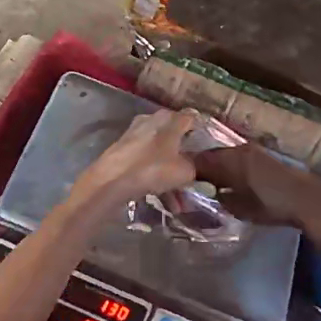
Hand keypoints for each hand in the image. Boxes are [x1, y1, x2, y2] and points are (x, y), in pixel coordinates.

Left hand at [73, 110, 198, 206]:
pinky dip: (154, 177)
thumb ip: (195, 165)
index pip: (192, 119)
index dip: (202, 133)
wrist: (110, 181)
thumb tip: (194, 165)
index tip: (210, 150)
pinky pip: (146, 161)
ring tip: (178, 202)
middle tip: (194, 177)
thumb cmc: (152, 169)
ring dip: (170, 175)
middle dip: (185, 159)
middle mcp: (151, 120)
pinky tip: (161, 198)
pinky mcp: (122, 148)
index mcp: (169, 118)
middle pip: (175, 137)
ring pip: (160, 153)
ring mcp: (134, 133)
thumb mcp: (185, 171)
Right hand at [193, 144, 320, 231]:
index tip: (179, 183)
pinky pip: (240, 160)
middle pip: (212, 156)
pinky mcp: (266, 158)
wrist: (311, 201)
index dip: (187, 171)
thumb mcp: (240, 208)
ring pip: (227, 157)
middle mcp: (240, 150)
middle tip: (192, 184)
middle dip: (202, 168)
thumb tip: (209, 195)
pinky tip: (232, 183)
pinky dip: (231, 169)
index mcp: (229, 159)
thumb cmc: (272, 205)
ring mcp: (255, 152)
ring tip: (211, 184)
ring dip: (218, 168)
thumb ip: (221, 199)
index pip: (199, 160)